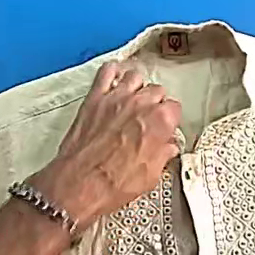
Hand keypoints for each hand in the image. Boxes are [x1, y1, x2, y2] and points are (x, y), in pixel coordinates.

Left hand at [27, 60, 181, 227]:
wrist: (80, 183)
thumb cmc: (112, 182)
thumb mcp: (151, 175)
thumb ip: (163, 154)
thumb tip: (167, 148)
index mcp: (159, 121)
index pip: (174, 108)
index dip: (171, 119)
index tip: (166, 127)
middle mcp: (140, 104)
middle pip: (157, 90)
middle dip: (156, 102)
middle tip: (150, 115)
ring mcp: (116, 98)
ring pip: (135, 76)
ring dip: (137, 86)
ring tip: (135, 97)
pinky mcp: (95, 98)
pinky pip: (106, 71)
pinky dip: (112, 71)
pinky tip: (115, 78)